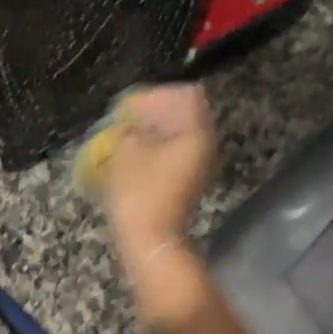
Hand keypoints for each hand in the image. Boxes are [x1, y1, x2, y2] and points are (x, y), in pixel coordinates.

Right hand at [100, 84, 215, 263]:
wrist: (149, 239)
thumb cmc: (138, 193)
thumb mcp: (127, 150)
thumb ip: (132, 125)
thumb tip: (134, 120)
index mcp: (196, 133)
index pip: (187, 94)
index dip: (160, 94)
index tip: (136, 103)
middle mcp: (204, 145)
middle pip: (185, 114)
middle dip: (157, 112)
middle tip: (130, 116)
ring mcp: (198, 164)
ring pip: (179, 134)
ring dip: (155, 130)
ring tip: (128, 134)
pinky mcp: (187, 179)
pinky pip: (174, 151)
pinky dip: (156, 147)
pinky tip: (134, 153)